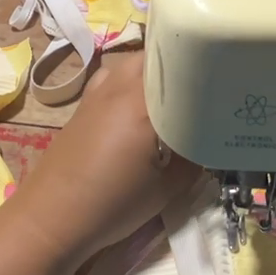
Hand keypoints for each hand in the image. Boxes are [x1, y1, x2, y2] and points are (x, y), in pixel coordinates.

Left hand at [8, 53, 200, 263]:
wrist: (51, 218)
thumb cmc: (112, 203)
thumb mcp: (167, 188)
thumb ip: (195, 159)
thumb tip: (211, 140)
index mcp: (141, 99)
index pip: (179, 63)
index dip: (204, 66)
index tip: (224, 79)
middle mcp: (118, 84)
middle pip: (154, 56)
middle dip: (180, 65)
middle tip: (204, 86)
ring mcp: (97, 92)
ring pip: (132, 65)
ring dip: (153, 72)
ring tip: (175, 95)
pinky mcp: (83, 105)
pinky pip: (115, 79)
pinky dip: (132, 84)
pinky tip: (140, 110)